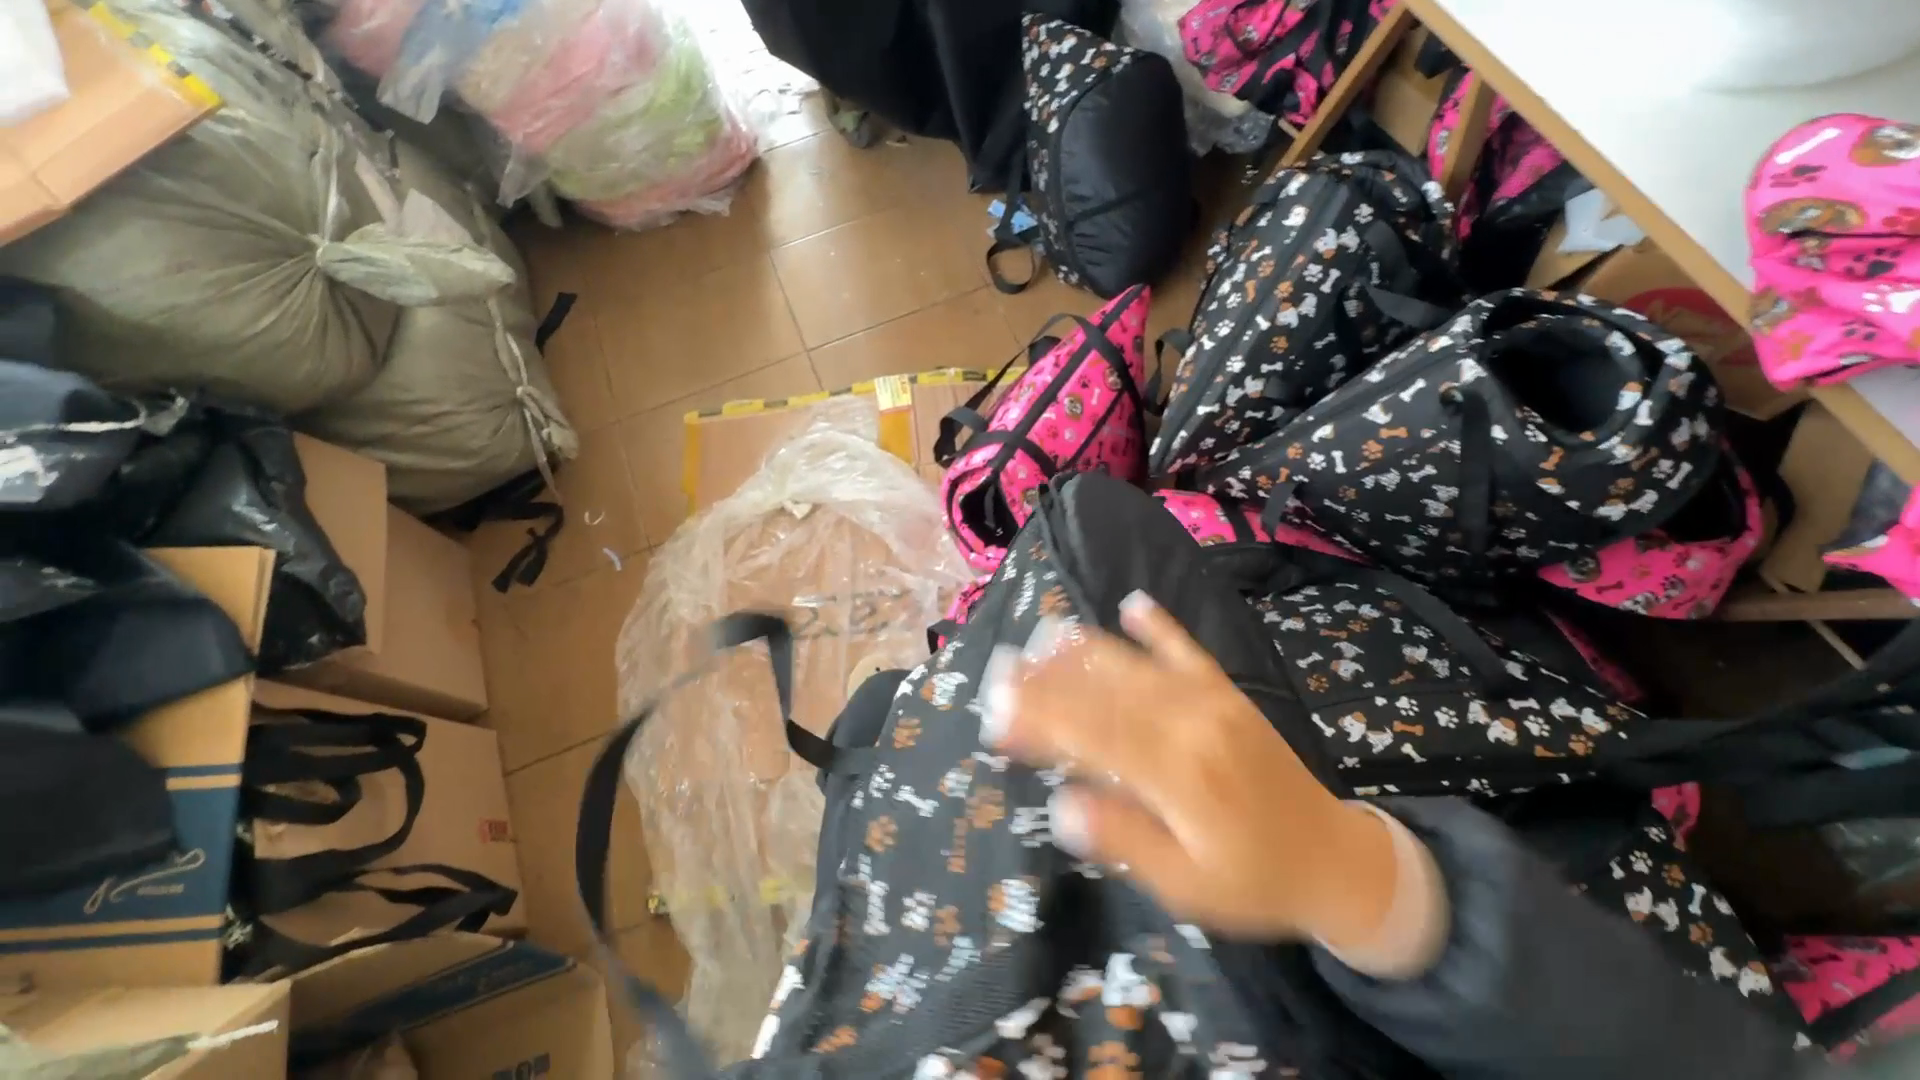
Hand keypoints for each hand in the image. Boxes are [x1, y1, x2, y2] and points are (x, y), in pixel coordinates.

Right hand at [980, 591, 1399, 945]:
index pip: (1093, 734)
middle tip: (1001, 667)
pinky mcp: (1231, 695)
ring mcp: (1214, 702)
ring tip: (1043, 635)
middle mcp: (1192, 724)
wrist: (1337, 862)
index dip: (1041, 717)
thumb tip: (1061, 806)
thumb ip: (1124, 840)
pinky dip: (1161, 627)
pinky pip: (1190, 652)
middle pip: (1107, 692)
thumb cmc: (1251, 881)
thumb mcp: (1185, 884)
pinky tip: (1134, 604)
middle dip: (1049, 678)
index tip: (996, 707)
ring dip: (1088, 649)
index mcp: (1178, 774)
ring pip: (1139, 665)